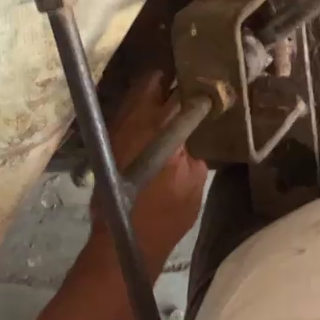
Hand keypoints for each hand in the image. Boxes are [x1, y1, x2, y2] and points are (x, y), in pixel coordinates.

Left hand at [85, 71, 206, 275]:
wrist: (124, 240)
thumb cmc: (166, 213)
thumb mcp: (195, 180)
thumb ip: (198, 145)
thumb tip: (199, 127)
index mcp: (162, 125)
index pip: (182, 88)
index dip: (197, 84)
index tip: (210, 83)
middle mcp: (136, 118)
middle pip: (152, 80)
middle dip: (171, 79)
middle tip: (190, 87)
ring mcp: (118, 126)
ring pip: (137, 94)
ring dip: (154, 93)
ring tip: (174, 103)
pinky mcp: (109, 138)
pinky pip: (128, 111)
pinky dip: (142, 110)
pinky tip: (156, 124)